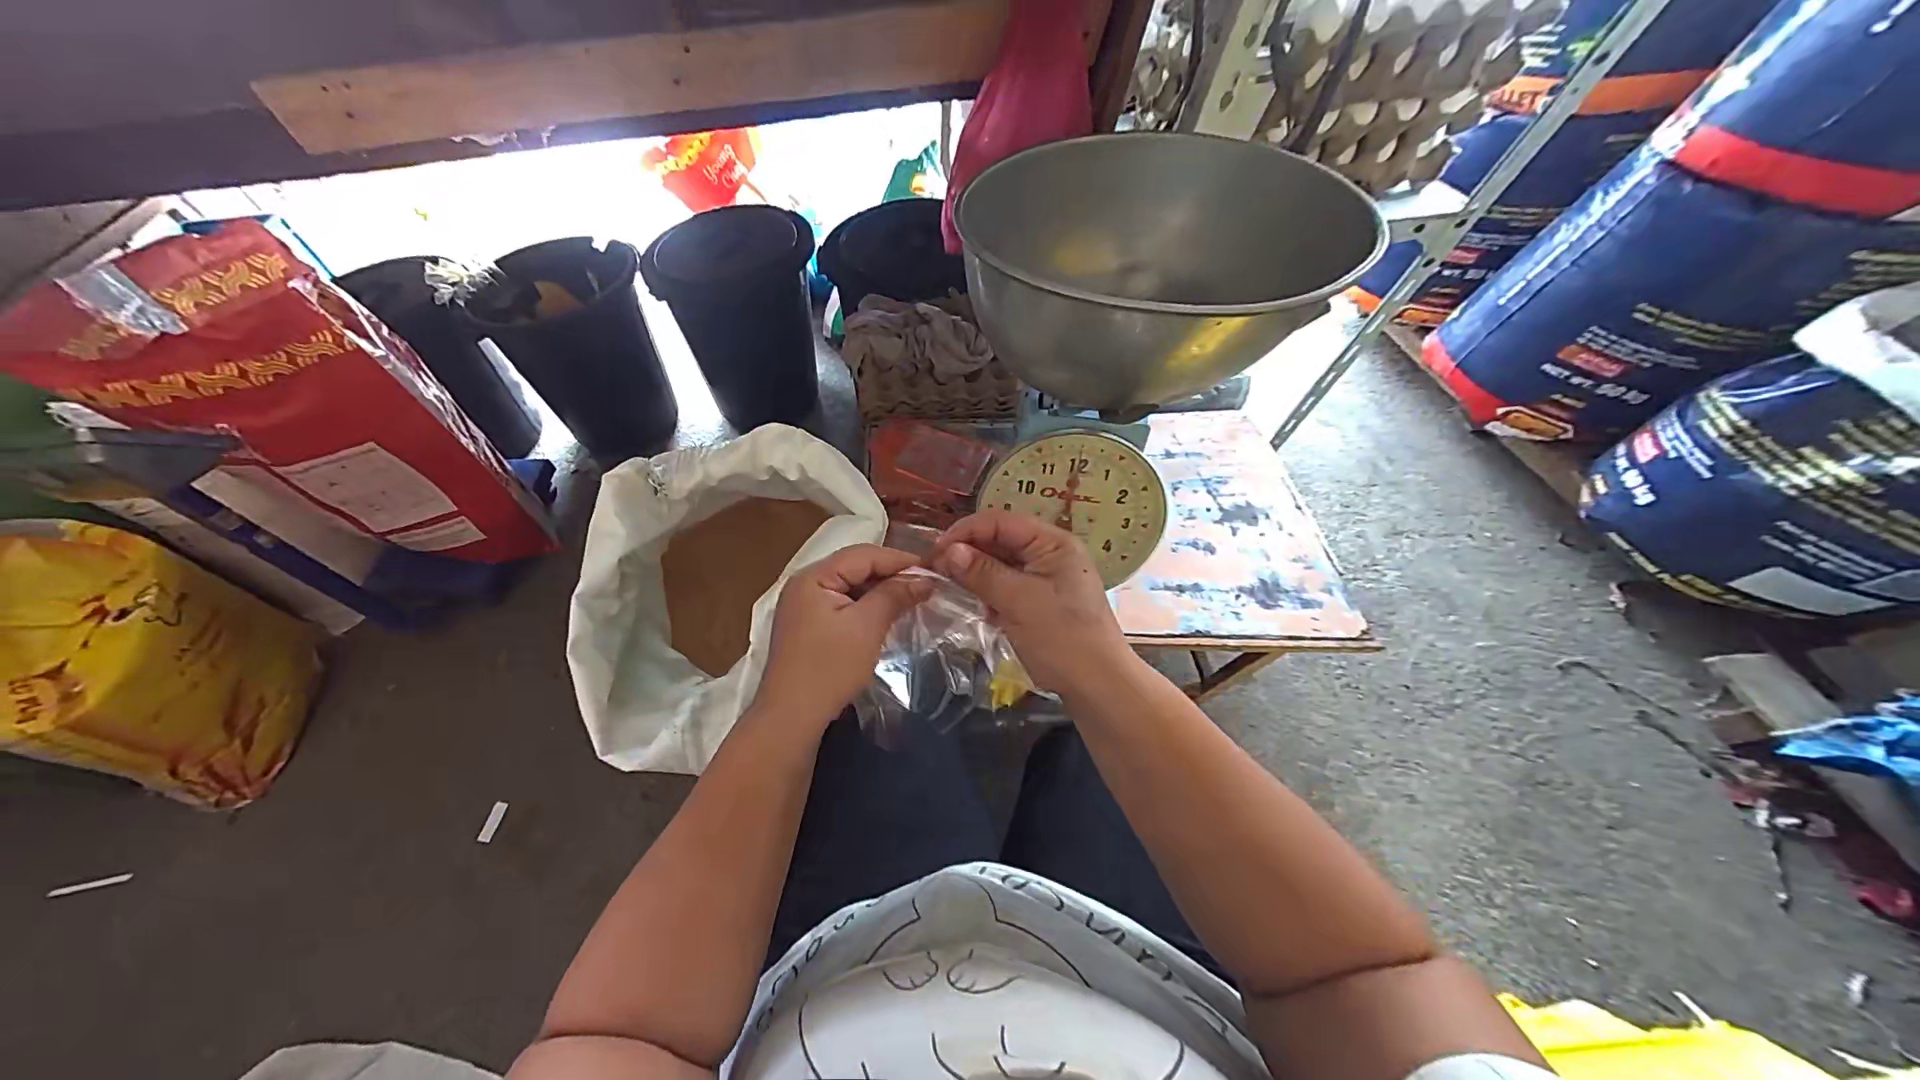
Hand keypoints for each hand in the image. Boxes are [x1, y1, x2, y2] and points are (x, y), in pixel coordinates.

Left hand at [752, 544, 931, 729]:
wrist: (791, 717)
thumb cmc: (829, 668)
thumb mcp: (867, 627)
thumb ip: (894, 595)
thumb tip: (924, 579)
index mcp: (813, 577)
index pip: (863, 554)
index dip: (899, 559)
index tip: (932, 569)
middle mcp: (805, 584)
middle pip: (855, 567)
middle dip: (891, 574)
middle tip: (926, 584)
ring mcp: (804, 606)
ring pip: (851, 586)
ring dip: (881, 590)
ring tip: (912, 597)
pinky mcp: (808, 626)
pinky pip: (843, 604)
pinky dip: (867, 605)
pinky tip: (887, 614)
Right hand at [930, 510, 1138, 695]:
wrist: (1097, 684)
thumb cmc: (1062, 637)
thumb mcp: (1018, 601)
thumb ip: (982, 573)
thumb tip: (948, 551)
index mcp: (1052, 543)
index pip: (1000, 522)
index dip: (965, 532)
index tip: (935, 553)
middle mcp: (1050, 553)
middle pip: (1000, 541)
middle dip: (968, 553)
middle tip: (935, 571)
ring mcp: (1046, 578)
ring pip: (1001, 565)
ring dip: (976, 573)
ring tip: (948, 586)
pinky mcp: (1041, 601)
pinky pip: (1008, 586)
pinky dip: (989, 592)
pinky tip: (975, 605)